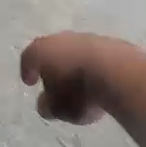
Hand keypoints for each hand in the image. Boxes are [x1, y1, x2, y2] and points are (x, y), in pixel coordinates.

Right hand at [20, 32, 136, 124]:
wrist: (118, 73)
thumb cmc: (79, 91)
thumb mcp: (59, 108)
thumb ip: (49, 106)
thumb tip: (44, 105)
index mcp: (41, 50)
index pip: (28, 58)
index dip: (27, 70)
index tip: (29, 82)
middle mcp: (60, 39)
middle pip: (52, 51)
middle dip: (53, 66)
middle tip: (55, 83)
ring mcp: (86, 39)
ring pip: (75, 52)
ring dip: (75, 66)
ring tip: (80, 84)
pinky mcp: (110, 44)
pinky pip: (96, 56)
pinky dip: (95, 67)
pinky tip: (100, 81)